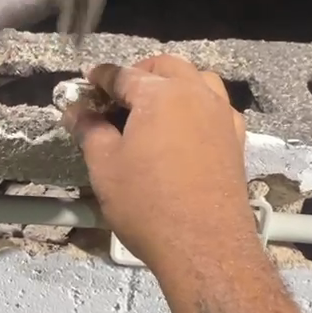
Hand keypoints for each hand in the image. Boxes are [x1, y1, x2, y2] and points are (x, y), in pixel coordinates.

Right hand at [64, 55, 257, 268]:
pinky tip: (184, 128)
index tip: (86, 84)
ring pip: (199, 80)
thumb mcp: (105, 166)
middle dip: (140, 72)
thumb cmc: (147, 203)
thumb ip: (89, 130)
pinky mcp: (236, 139)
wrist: (204, 245)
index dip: (100, 78)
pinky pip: (216, 107)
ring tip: (154, 105)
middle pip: (167, 67)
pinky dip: (198, 105)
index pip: (123, 74)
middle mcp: (196, 94)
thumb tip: (76, 111)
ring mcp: (221, 115)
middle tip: (118, 95)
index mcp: (159, 94)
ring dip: (175, 83)